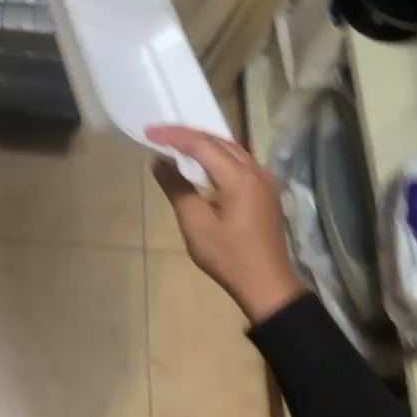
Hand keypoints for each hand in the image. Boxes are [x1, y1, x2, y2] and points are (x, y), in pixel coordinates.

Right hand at [147, 125, 303, 321]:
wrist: (267, 285)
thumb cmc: (228, 257)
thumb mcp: (195, 224)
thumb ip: (177, 189)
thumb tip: (159, 163)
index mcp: (239, 177)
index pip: (202, 144)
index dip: (173, 136)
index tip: (149, 131)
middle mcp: (255, 171)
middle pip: (219, 141)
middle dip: (188, 134)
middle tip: (158, 134)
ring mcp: (264, 180)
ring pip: (231, 149)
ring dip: (203, 143)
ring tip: (176, 144)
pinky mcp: (265, 190)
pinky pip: (238, 161)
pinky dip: (216, 156)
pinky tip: (201, 163)